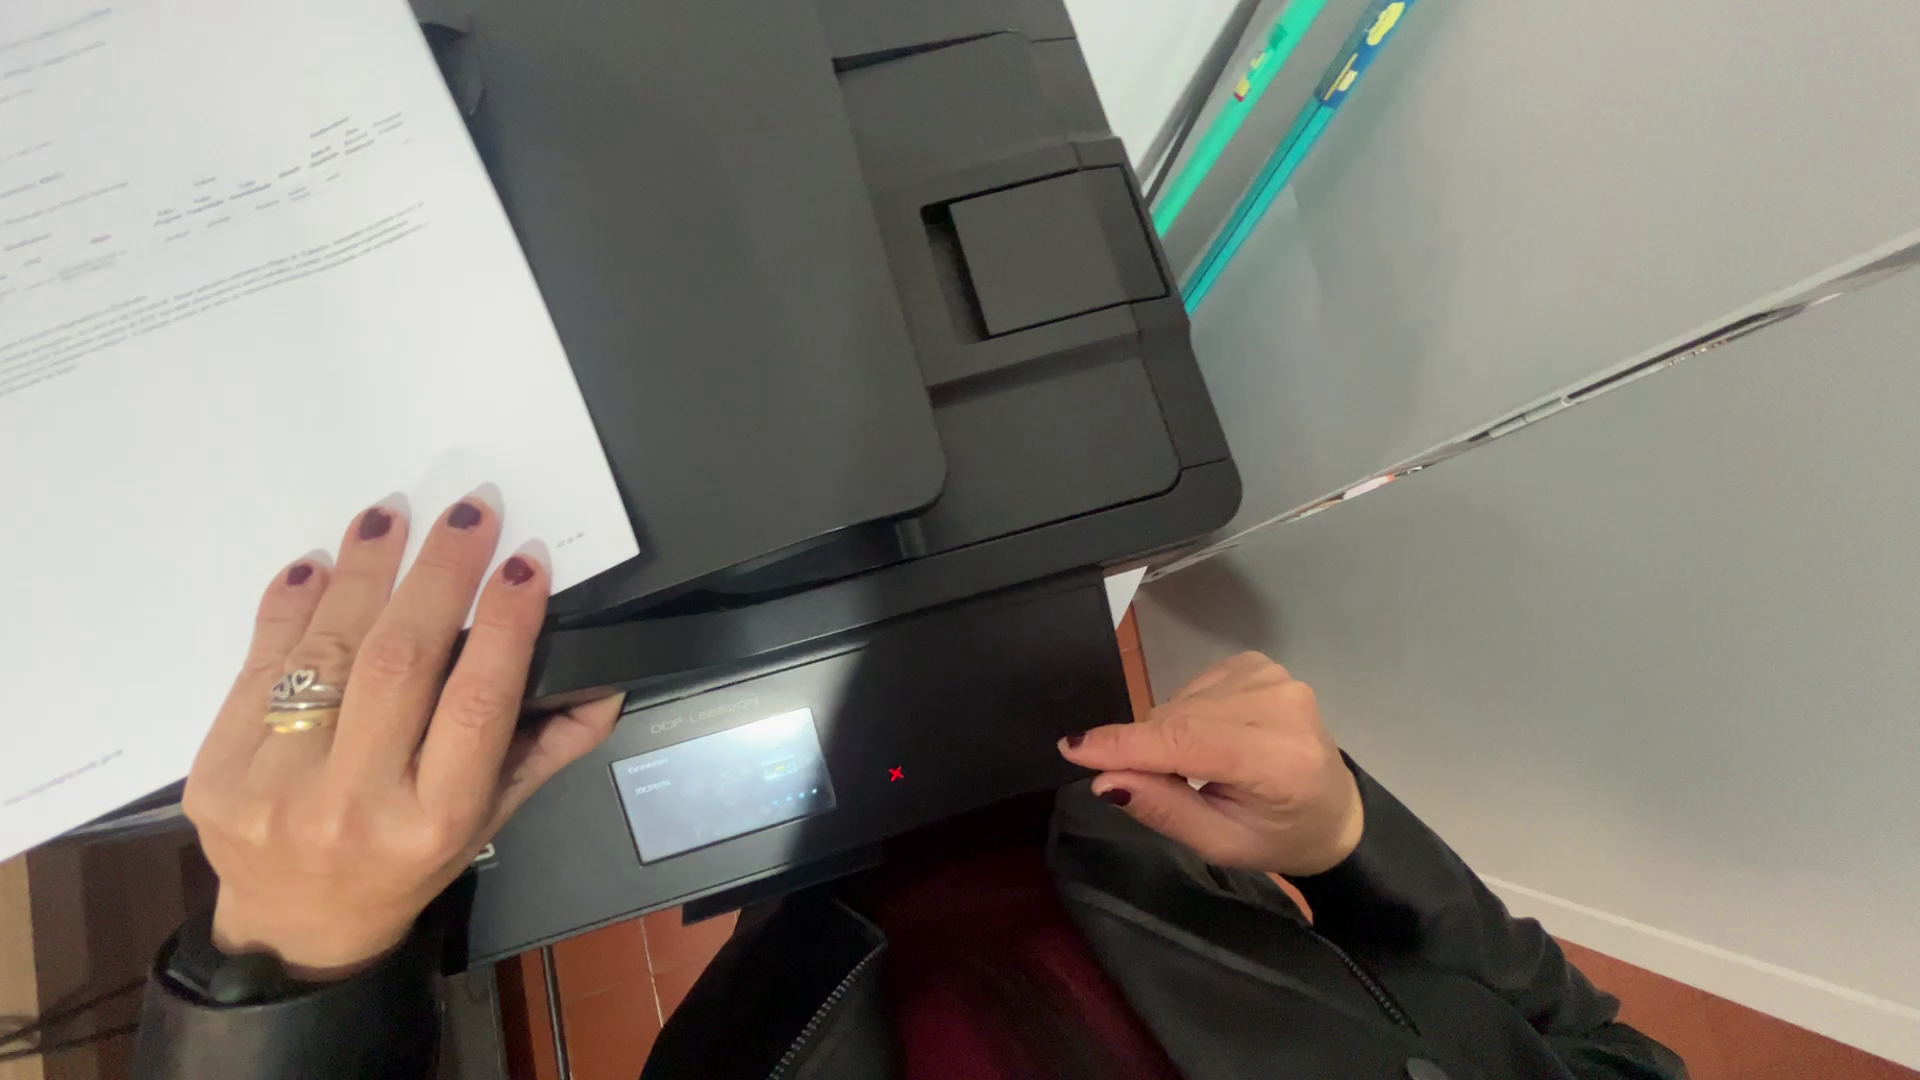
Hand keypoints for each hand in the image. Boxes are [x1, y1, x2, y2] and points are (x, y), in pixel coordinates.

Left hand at [183, 489, 622, 978]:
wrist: (298, 922)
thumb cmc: (419, 858)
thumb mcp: (500, 812)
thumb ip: (555, 746)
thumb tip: (609, 683)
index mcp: (438, 813)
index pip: (478, 701)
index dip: (504, 624)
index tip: (524, 562)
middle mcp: (354, 801)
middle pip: (400, 662)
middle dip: (439, 574)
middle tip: (469, 511)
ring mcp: (272, 784)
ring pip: (328, 653)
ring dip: (365, 572)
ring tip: (393, 515)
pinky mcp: (213, 768)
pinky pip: (256, 668)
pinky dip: (291, 605)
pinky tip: (322, 561)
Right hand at [1057, 652, 1363, 876]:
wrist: (1333, 810)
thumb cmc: (1278, 835)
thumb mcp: (1221, 843)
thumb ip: (1164, 809)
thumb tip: (1104, 780)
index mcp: (1280, 761)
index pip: (1185, 742)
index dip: (1125, 745)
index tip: (1072, 748)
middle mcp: (1280, 705)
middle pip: (1176, 718)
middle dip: (1145, 749)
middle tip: (1157, 784)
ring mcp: (1272, 676)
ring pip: (1178, 702)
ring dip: (1168, 733)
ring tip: (1197, 766)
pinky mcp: (1259, 664)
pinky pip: (1191, 688)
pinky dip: (1186, 714)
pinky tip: (1212, 736)